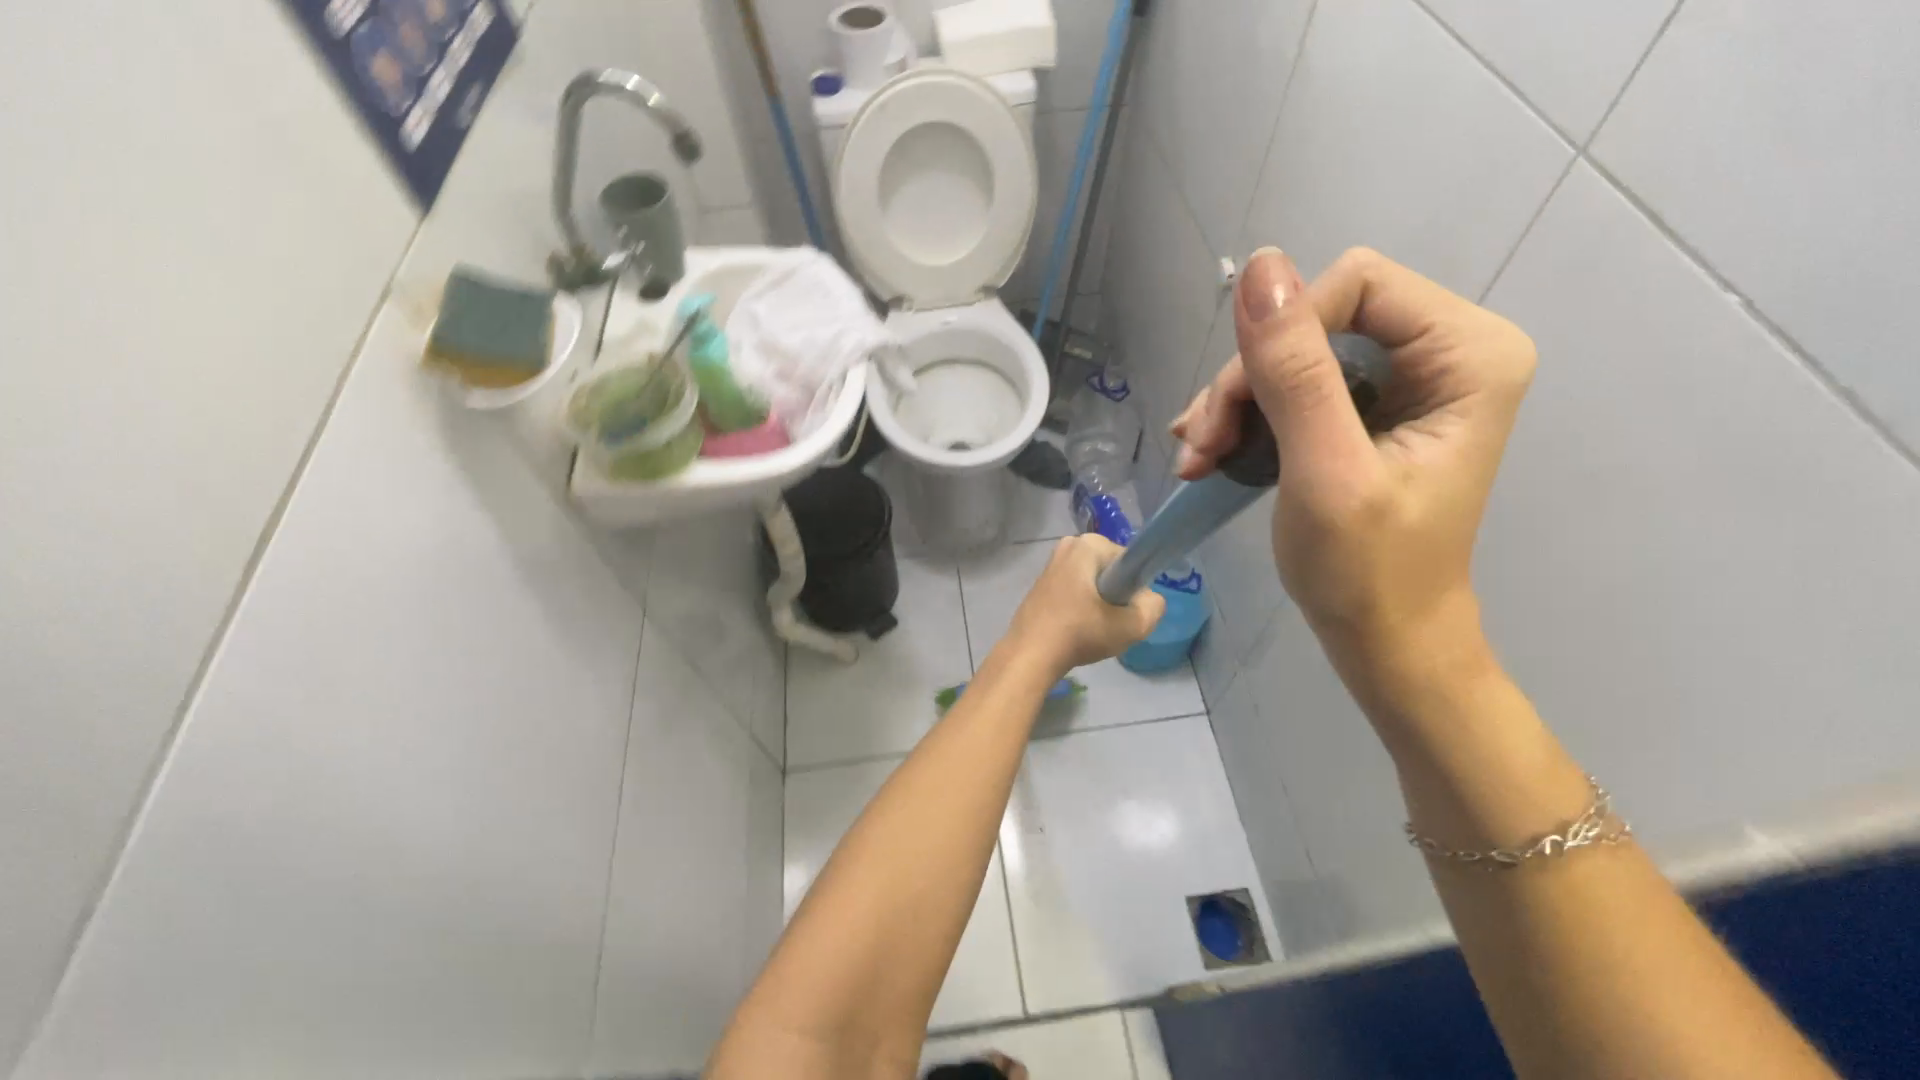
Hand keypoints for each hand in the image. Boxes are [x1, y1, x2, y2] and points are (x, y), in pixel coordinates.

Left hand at [1005, 535, 1165, 671]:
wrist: (1030, 656)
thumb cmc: (1079, 634)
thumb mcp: (1131, 626)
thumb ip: (1152, 607)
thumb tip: (1147, 599)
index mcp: (1088, 545)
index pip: (1129, 562)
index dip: (1134, 589)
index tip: (1125, 612)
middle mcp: (1068, 546)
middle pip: (1111, 572)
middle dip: (1115, 596)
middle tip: (1111, 623)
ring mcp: (1051, 564)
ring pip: (1093, 583)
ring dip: (1098, 604)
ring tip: (1093, 629)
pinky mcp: (1041, 584)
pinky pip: (1075, 591)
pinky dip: (1080, 608)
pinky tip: (1077, 629)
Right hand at [1171, 247, 1534, 675]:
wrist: (1385, 640)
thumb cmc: (1368, 572)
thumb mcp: (1326, 470)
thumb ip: (1295, 370)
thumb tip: (1259, 265)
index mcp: (1469, 353)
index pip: (1354, 286)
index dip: (1279, 336)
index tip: (1228, 413)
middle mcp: (1447, 349)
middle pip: (1318, 317)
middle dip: (1248, 381)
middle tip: (1202, 446)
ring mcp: (1409, 378)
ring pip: (1295, 349)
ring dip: (1235, 403)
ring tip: (1199, 459)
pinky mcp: (1372, 406)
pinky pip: (1296, 382)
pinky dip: (1247, 418)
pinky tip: (1211, 456)